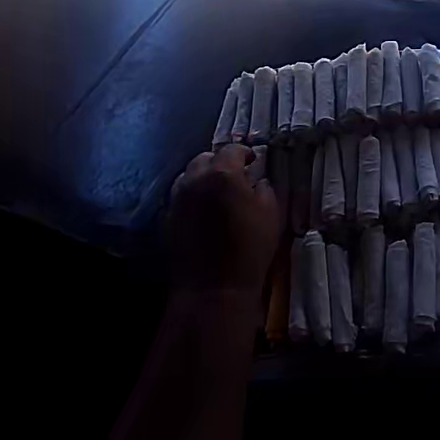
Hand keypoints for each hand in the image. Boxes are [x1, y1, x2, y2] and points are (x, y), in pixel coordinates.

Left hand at [168, 144, 278, 295]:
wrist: (212, 289)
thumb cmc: (249, 251)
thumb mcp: (270, 215)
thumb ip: (264, 189)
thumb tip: (255, 180)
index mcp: (222, 174)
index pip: (231, 150)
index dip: (244, 153)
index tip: (253, 161)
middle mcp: (195, 179)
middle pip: (205, 158)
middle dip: (220, 162)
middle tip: (235, 176)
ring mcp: (177, 198)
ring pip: (189, 175)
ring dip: (203, 176)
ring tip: (217, 191)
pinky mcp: (168, 216)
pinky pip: (180, 195)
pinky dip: (192, 194)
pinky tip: (203, 210)